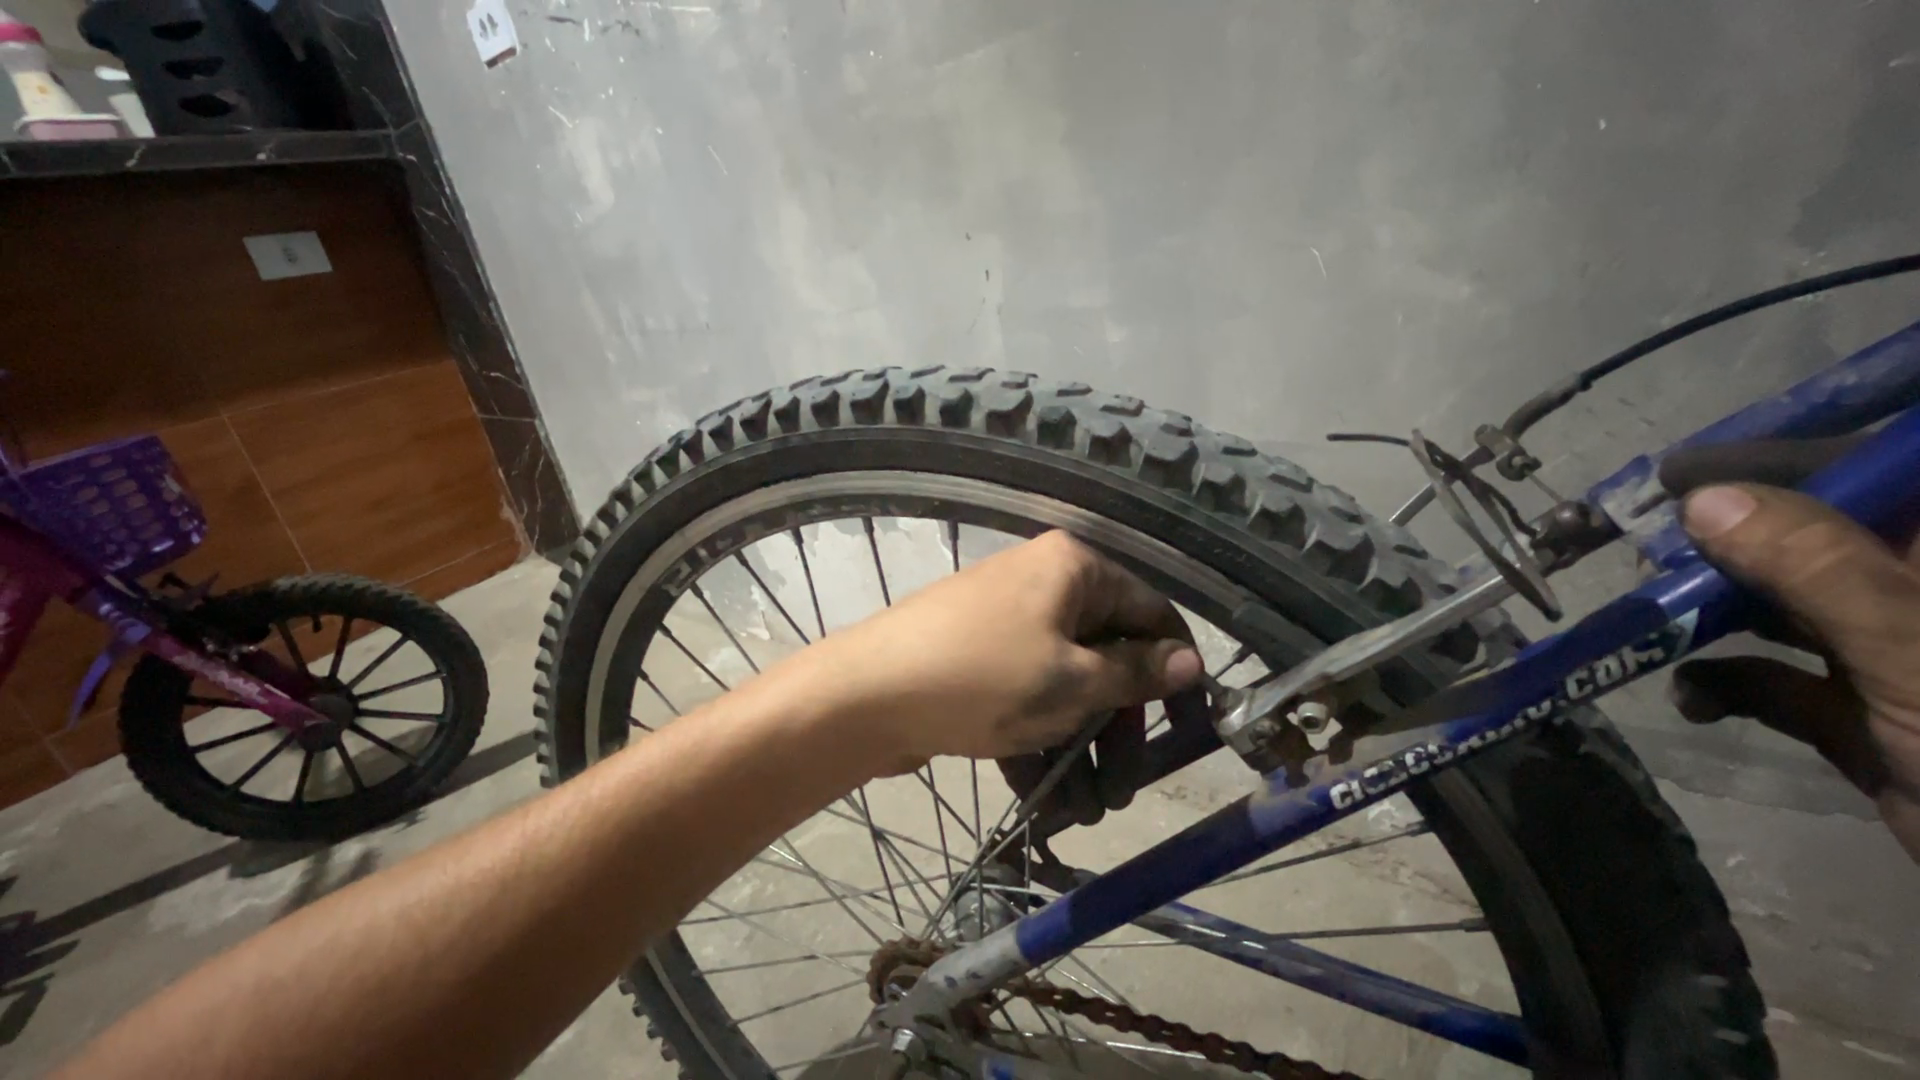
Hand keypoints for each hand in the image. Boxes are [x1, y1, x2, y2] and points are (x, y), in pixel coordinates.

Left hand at [809, 530, 1202, 778]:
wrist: (865, 694)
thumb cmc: (984, 679)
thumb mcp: (1072, 682)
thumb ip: (1136, 673)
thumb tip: (1192, 660)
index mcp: (1074, 569)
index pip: (1150, 612)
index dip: (1175, 670)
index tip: (1188, 729)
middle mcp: (1043, 583)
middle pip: (1105, 655)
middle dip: (1117, 728)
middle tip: (1124, 789)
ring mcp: (1006, 622)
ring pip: (1064, 683)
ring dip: (1081, 745)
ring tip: (1087, 809)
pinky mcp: (977, 659)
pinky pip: (1025, 695)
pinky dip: (1039, 739)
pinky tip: (1050, 799)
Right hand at [1675, 484, 1919, 861]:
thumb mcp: (1915, 649)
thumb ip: (1818, 568)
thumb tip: (1705, 499)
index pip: (1872, 476)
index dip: (1779, 462)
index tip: (1680, 472)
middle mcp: (1918, 597)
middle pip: (1812, 542)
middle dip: (1724, 544)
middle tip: (1648, 549)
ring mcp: (1894, 661)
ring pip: (1784, 610)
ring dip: (1711, 615)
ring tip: (1649, 617)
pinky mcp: (1862, 719)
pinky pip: (1776, 684)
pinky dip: (1724, 686)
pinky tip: (1690, 696)